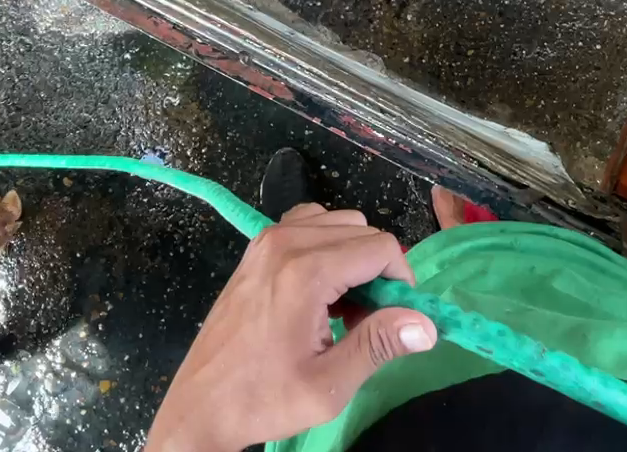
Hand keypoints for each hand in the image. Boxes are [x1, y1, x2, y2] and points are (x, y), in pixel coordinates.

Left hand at [143, 204, 437, 451]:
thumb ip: (379, 344)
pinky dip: (327, 243)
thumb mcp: (328, 385)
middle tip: (364, 320)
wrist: (199, 406)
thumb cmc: (264, 398)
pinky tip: (319, 285)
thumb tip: (427, 324)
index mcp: (307, 271)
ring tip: (341, 305)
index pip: (381, 247)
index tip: (394, 317)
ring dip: (353, 255)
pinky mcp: (260, 243)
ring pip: (340, 222)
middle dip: (376, 270)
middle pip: (362, 230)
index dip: (400, 279)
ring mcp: (270, 237)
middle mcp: (288, 240)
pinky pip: (311, 222)